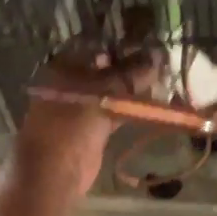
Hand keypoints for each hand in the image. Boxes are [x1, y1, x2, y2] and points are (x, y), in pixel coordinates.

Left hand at [13, 48, 155, 200]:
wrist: (54, 173)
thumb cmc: (70, 125)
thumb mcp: (102, 95)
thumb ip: (130, 76)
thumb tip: (158, 58)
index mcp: (63, 67)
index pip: (96, 46)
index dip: (121, 44)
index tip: (147, 42)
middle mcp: (71, 82)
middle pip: (105, 68)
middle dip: (130, 64)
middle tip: (159, 59)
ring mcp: (81, 105)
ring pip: (111, 90)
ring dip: (133, 86)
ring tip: (161, 77)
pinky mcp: (93, 126)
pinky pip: (114, 109)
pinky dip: (131, 106)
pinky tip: (152, 100)